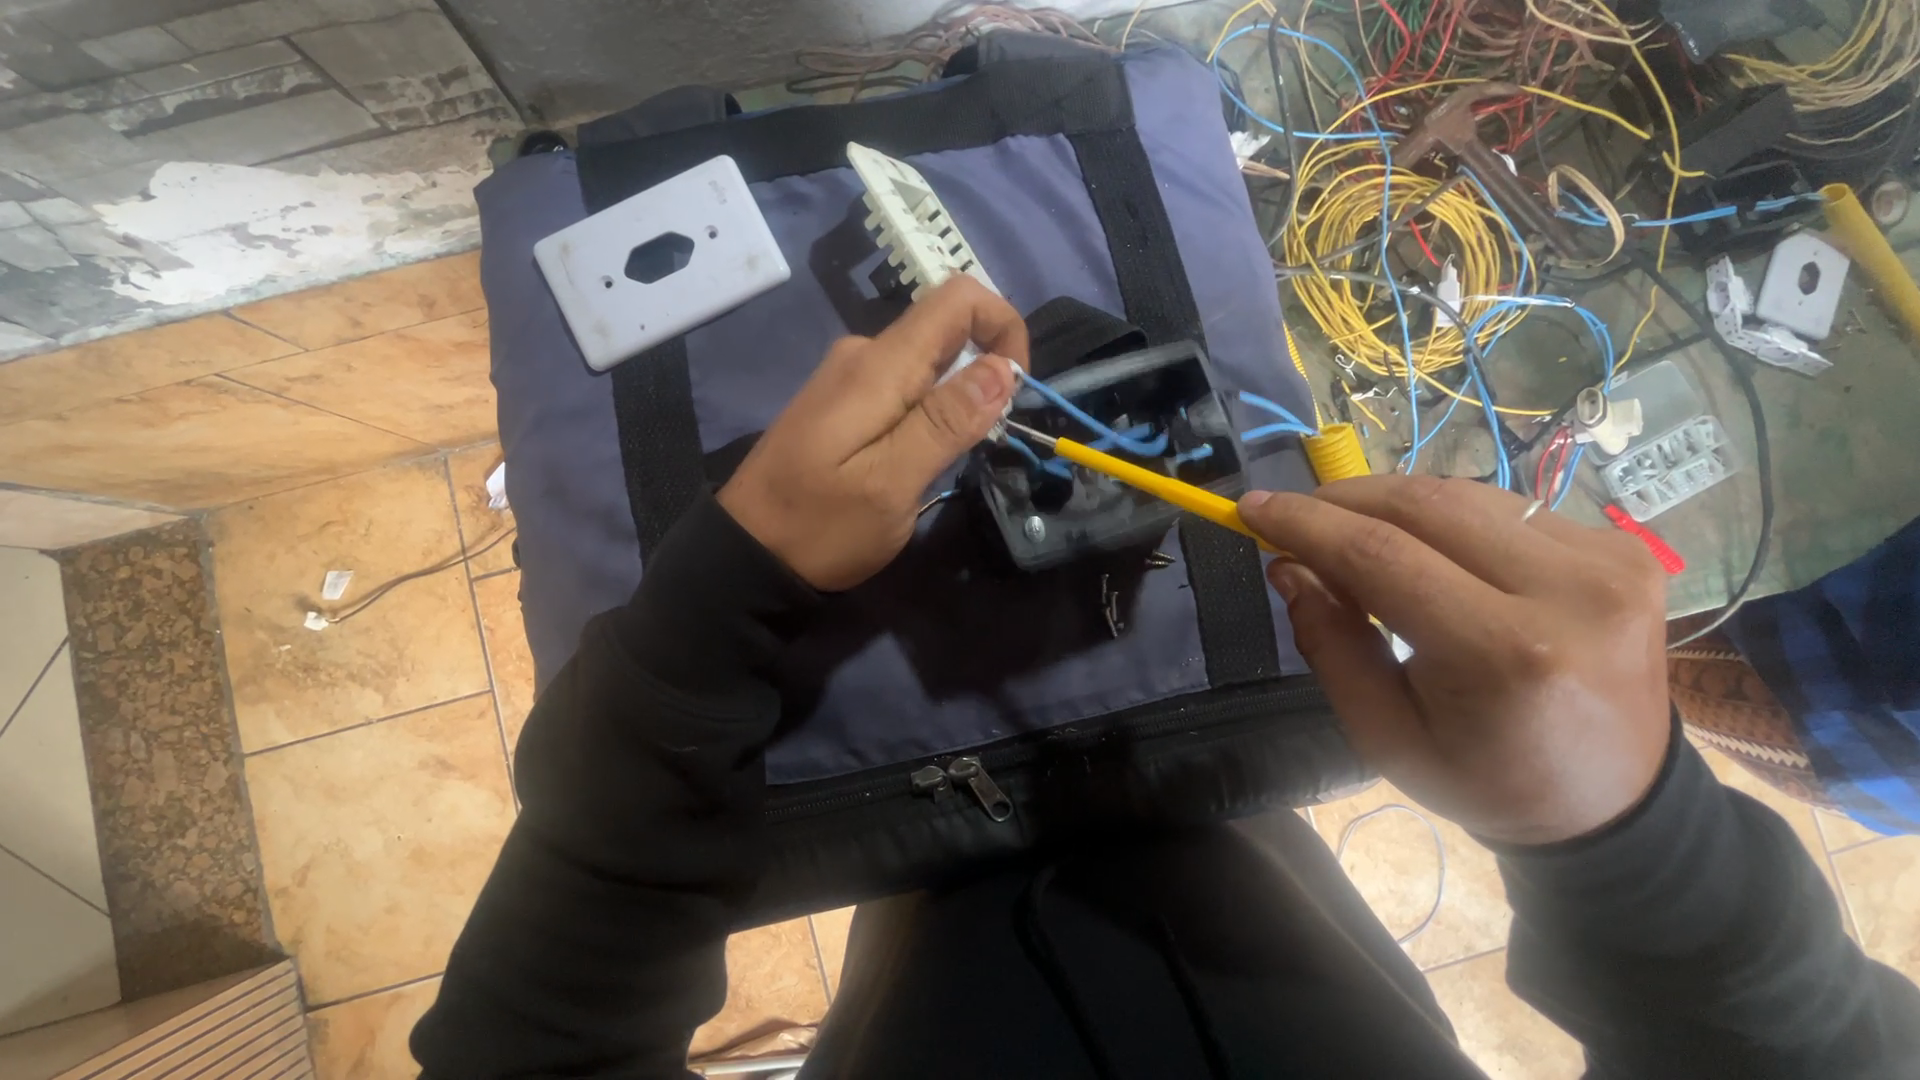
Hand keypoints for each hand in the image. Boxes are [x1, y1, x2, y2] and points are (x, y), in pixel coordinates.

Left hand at [719, 277, 1028, 590]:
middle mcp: (863, 355)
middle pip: (944, 329)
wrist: (746, 554)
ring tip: (949, 458)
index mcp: (878, 365)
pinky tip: (919, 456)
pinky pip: (903, 385)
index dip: (1003, 325)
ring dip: (958, 396)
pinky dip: (931, 409)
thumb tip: (1003, 367)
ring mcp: (848, 378)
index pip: (957, 299)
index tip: (1016, 387)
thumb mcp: (891, 484)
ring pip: (927, 362)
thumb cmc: (820, 527)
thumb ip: (947, 422)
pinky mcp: (841, 403)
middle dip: (985, 370)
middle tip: (984, 439)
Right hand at [1238, 476, 1670, 845]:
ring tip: (1346, 529)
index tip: (1251, 508)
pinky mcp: (1623, 548)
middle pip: (1424, 506)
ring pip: (1463, 495)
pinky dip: (1443, 515)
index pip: (1381, 554)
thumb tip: (1288, 565)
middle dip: (1342, 499)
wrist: (1613, 801)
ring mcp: (1607, 561)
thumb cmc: (1483, 779)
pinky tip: (1420, 544)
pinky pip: (1504, 507)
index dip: (1307, 524)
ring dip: (1389, 502)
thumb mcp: (1382, 732)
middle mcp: (1568, 591)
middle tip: (1293, 513)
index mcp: (1503, 653)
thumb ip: (1329, 642)